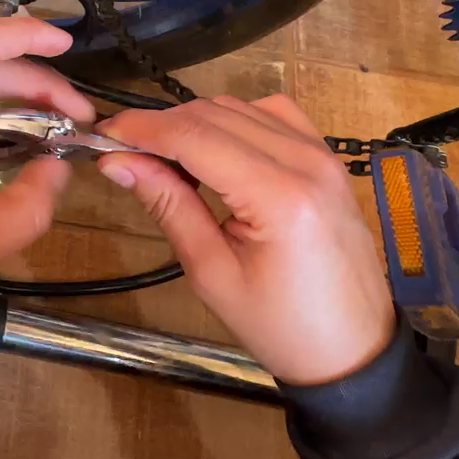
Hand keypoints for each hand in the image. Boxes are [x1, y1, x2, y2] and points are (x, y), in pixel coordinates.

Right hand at [96, 95, 395, 384]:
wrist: (354, 352)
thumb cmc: (281, 326)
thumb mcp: (211, 273)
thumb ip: (166, 204)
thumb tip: (117, 161)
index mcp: (279, 196)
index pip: (194, 136)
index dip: (142, 128)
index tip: (104, 134)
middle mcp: (304, 161)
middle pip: (212, 113)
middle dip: (161, 125)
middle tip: (125, 152)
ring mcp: (321, 153)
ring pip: (237, 106)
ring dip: (193, 122)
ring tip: (167, 157)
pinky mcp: (326, 155)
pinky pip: (270, 111)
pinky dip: (233, 118)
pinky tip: (217, 147)